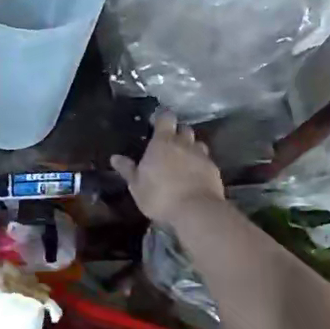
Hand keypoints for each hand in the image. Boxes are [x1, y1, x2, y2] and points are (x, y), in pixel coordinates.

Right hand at [112, 111, 226, 223]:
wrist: (196, 210)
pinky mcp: (214, 170)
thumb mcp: (136, 185)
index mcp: (163, 143)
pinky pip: (206, 161)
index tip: (156, 122)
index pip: (166, 119)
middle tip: (169, 142)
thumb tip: (115, 157)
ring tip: (183, 159)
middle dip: (178, 132)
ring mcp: (202, 156)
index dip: (162, 118)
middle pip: (184, 129)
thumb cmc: (159, 195)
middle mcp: (184, 144)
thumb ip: (127, 169)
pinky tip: (194, 175)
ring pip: (198, 144)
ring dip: (191, 147)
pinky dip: (199, 164)